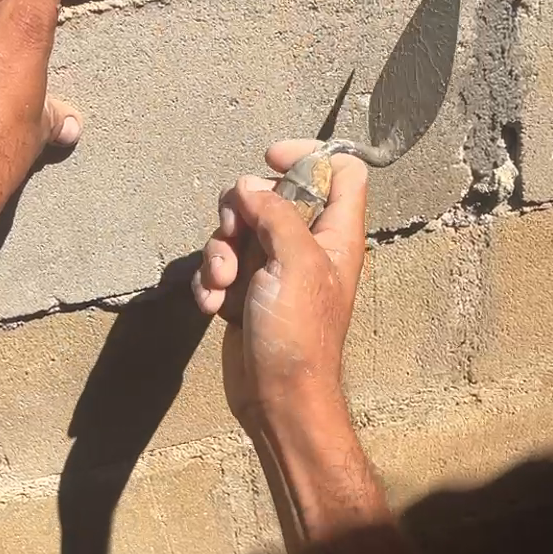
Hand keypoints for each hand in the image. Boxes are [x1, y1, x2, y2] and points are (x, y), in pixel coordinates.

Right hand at [191, 139, 368, 427]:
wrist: (277, 398)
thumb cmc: (298, 334)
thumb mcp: (295, 263)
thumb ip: (275, 213)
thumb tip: (248, 184)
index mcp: (335, 233)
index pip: (342, 171)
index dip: (309, 156)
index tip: (270, 158)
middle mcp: (306, 245)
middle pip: (270, 195)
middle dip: (240, 211)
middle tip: (234, 234)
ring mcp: (273, 269)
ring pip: (236, 231)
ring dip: (219, 253)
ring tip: (223, 284)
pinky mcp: (246, 292)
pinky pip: (220, 266)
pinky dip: (211, 282)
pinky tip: (213, 306)